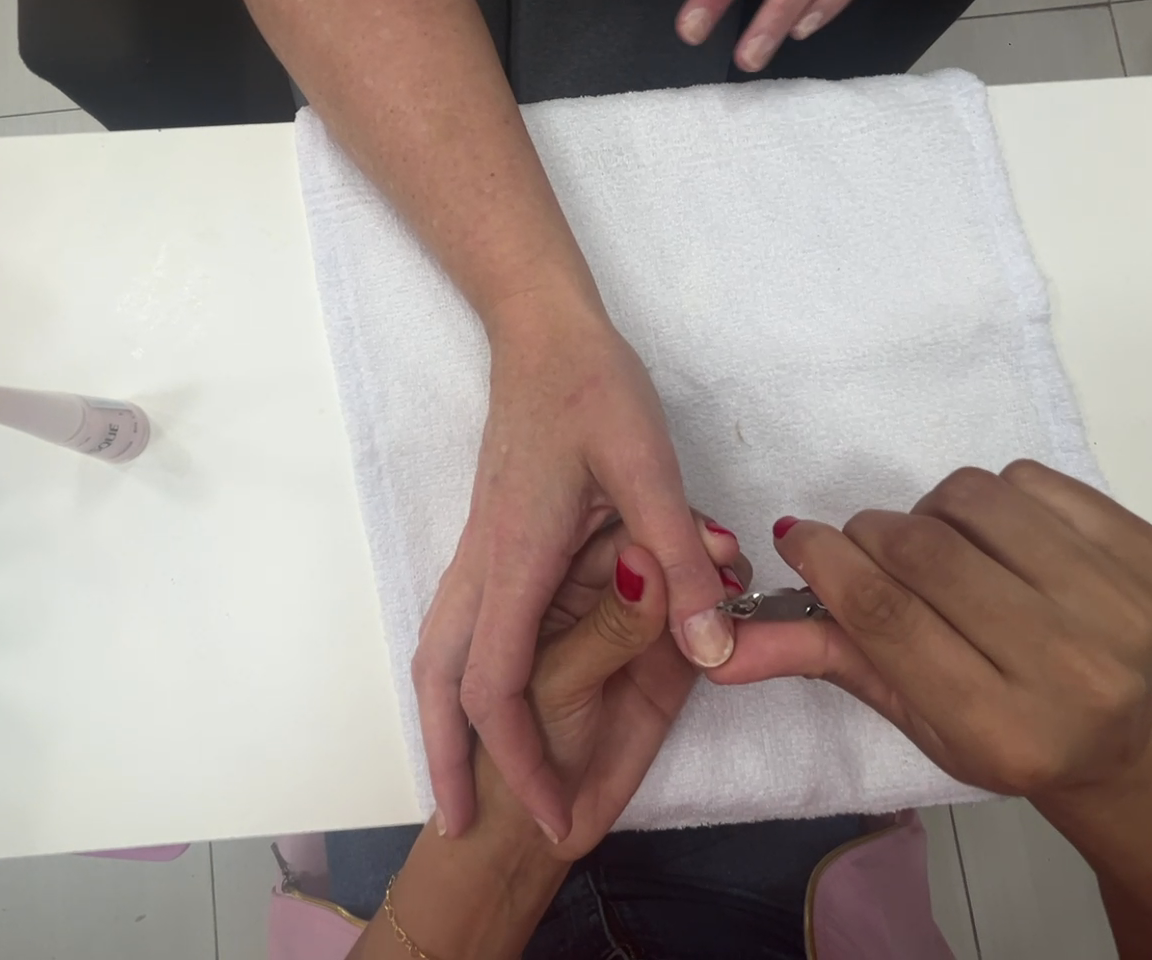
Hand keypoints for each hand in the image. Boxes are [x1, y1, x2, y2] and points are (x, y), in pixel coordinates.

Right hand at [415, 305, 735, 840]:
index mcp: (518, 556)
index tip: (553, 818)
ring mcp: (479, 547)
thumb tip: (711, 652)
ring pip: (440, 646)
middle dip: (448, 755)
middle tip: (460, 820)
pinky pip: (463, 618)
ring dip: (447, 716)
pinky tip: (490, 685)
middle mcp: (484, 562)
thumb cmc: (591, 390)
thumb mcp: (649, 469)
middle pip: (440, 675)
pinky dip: (463, 669)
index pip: (499, 681)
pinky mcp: (490, 532)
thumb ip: (680, 560)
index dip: (520, 759)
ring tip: (467, 771)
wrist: (540, 332)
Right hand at [715, 460, 1151, 801]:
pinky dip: (996, 497)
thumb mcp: (899, 710)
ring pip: (975, 498)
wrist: (1123, 743)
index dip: (826, 560)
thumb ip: (817, 658)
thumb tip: (719, 647)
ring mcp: (1129, 614)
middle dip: (873, 533)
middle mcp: (1075, 675)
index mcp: (1001, 728)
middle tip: (872, 547)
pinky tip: (1005, 541)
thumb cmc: (993, 732)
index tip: (798, 537)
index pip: (885, 616)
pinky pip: (1033, 479)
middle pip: (925, 551)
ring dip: (934, 512)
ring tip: (947, 549)